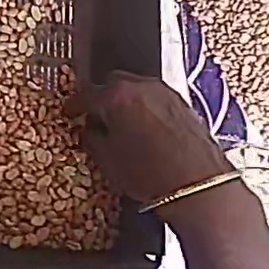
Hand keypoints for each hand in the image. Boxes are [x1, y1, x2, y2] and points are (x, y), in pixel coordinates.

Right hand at [77, 72, 235, 210]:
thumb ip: (92, 137)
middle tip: (96, 119)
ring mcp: (164, 93)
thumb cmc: (151, 174)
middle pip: (112, 83)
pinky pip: (154, 99)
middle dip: (102, 99)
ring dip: (125, 103)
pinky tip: (143, 131)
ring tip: (121, 127)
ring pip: (135, 89)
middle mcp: (141, 87)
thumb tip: (90, 130)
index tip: (72, 112)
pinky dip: (144, 109)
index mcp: (116, 97)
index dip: (75, 105)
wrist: (196, 185)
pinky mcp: (182, 103)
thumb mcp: (107, 160)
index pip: (86, 93)